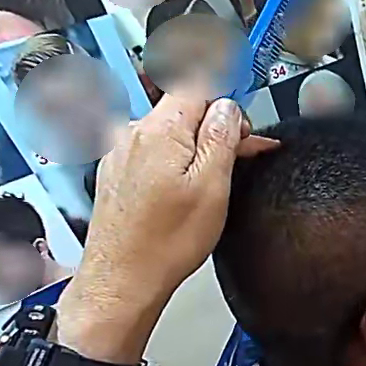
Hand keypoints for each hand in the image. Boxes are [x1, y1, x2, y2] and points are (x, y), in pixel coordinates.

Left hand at [58, 90, 277, 363]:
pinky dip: (179, 158)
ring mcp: (120, 152)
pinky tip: (194, 182)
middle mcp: (133, 133)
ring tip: (224, 172)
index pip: (198, 86)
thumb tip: (228, 106)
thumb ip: (222, 136)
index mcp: (160, 129)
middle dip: (218, 125)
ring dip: (201, 143)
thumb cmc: (167, 240)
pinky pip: (155, 151)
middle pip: (185, 109)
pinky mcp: (117, 172)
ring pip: (171, 131)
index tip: (245, 124)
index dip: (227, 102)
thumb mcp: (213, 185)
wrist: (123, 279)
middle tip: (248, 151)